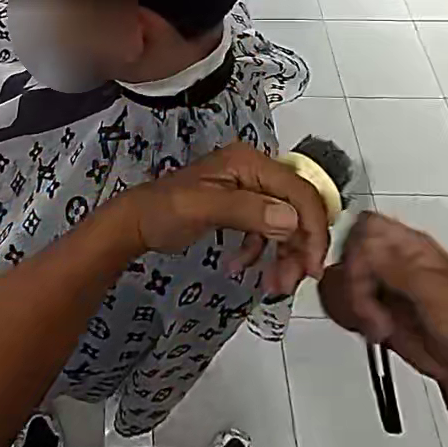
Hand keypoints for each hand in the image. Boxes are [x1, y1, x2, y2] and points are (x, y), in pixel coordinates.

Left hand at [107, 143, 331, 295]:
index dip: (312, 227)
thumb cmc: (164, 211)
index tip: (312, 267)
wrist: (134, 222)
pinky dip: (261, 251)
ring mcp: (250, 188)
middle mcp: (256, 170)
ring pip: (285, 222)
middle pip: (297, 207)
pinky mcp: (243, 207)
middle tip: (289, 283)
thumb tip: (292, 220)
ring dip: (284, 254)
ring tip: (273, 284)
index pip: (299, 191)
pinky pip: (266, 230)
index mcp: (251, 162)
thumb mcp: (202, 208)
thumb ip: (248, 211)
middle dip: (299, 246)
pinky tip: (240, 267)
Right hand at [318, 211, 447, 387]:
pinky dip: (351, 317)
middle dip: (353, 283)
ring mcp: (381, 283)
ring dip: (352, 305)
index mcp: (414, 247)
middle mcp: (393, 261)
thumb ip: (403, 269)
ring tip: (378, 323)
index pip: (369, 226)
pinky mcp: (372, 306)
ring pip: (341, 277)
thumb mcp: (439, 294)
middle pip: (349, 253)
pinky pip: (342, 301)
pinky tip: (374, 329)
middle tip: (371, 307)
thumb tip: (370, 248)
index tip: (361, 274)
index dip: (357, 246)